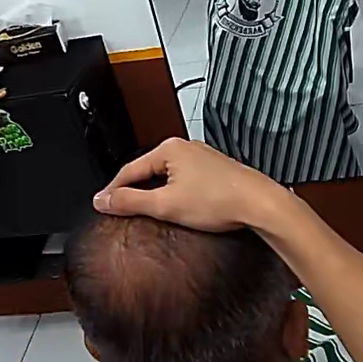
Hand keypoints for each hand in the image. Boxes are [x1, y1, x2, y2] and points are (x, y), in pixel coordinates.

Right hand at [92, 138, 292, 232]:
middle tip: (121, 211)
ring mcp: (202, 159)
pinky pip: (184, 181)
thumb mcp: (166, 205)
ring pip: (168, 177)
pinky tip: (177, 209)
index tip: (102, 204)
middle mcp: (186, 148)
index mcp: (170, 149)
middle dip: (135, 191)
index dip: (113, 190)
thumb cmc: (220, 199)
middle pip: (148, 171)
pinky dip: (175, 194)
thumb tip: (104, 200)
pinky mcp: (215, 172)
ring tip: (147, 212)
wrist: (259, 204)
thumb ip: (131, 202)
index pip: (129, 169)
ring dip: (156, 193)